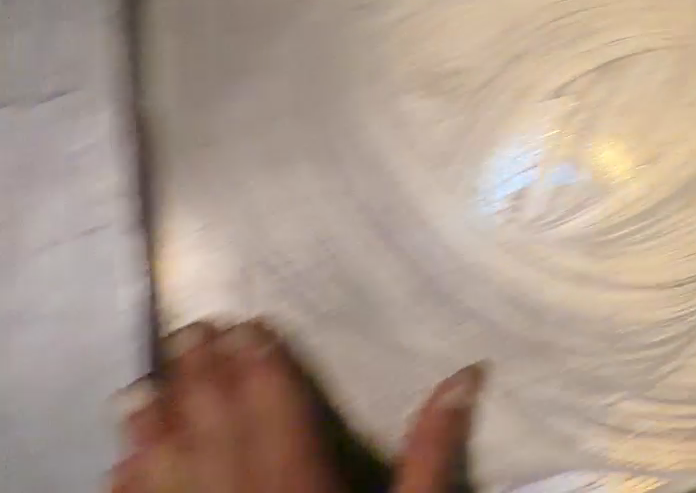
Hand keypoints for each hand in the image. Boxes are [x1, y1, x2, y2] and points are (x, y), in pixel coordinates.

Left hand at [111, 321, 480, 492]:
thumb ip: (432, 451)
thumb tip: (465, 374)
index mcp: (300, 490)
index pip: (275, 417)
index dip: (260, 370)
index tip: (246, 327)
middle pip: (215, 438)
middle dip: (200, 384)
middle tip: (188, 333)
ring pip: (167, 479)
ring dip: (152, 432)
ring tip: (139, 388)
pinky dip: (131, 491)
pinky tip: (123, 466)